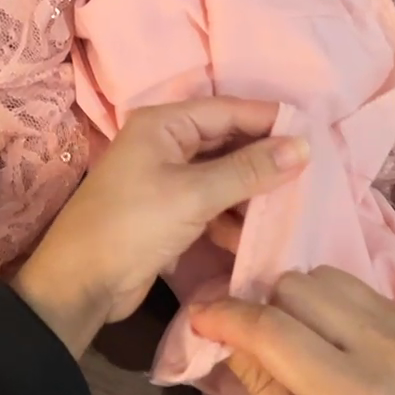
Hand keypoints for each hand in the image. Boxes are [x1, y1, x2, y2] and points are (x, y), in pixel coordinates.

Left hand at [11, 98, 308, 356]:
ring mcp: (166, 176)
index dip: (270, 120)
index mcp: (164, 123)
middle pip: (227, 140)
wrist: (80, 283)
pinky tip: (259, 233)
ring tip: (293, 206)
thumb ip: (249, 170)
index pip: (228, 111)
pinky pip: (212, 201)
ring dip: (252, 190)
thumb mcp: (194, 194)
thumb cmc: (133, 225)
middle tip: (312, 173)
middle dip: (265, 158)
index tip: (314, 133)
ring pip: (223, 174)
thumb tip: (303, 145)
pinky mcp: (169, 210)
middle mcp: (166, 142)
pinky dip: (234, 214)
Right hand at [190, 266, 394, 394]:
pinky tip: (345, 343)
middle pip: (295, 286)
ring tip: (306, 341)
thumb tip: (220, 331)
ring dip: (303, 301)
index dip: (226, 316)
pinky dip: (340, 306)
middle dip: (267, 309)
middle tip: (263, 344)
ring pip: (327, 276)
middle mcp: (389, 350)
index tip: (199, 315)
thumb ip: (263, 389)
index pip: (271, 330)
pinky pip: (363, 288)